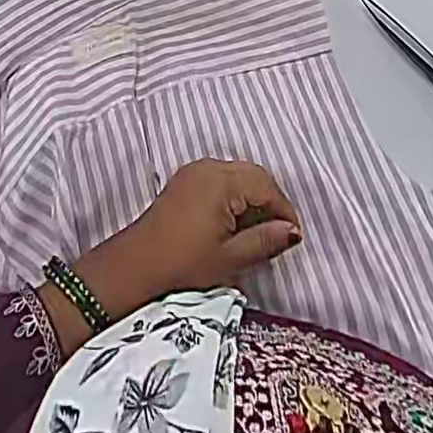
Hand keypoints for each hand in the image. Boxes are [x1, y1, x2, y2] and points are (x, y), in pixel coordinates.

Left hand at [43, 159, 302, 352]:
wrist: (137, 265)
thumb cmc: (183, 263)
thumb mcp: (230, 258)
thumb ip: (265, 241)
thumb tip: (294, 231)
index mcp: (221, 181)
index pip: (266, 186)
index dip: (284, 209)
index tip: (295, 235)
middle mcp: (209, 167)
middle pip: (253, 174)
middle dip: (271, 199)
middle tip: (282, 231)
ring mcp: (195, 170)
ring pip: (238, 174)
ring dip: (254, 196)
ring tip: (262, 228)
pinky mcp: (186, 179)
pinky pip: (221, 177)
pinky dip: (236, 194)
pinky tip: (238, 220)